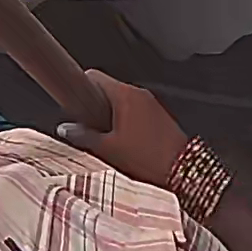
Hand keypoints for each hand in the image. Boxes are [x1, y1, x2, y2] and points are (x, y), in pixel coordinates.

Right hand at [56, 71, 188, 188]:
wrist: (185, 173)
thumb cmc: (149, 160)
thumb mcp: (109, 150)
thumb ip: (84, 136)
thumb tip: (66, 129)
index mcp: (125, 95)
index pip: (94, 76)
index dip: (79, 85)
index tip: (72, 100)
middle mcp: (139, 94)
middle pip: (107, 88)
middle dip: (94, 105)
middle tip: (85, 125)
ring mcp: (151, 104)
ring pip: (121, 100)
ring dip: (110, 114)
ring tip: (104, 137)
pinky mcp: (159, 116)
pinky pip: (135, 110)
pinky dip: (125, 121)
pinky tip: (122, 142)